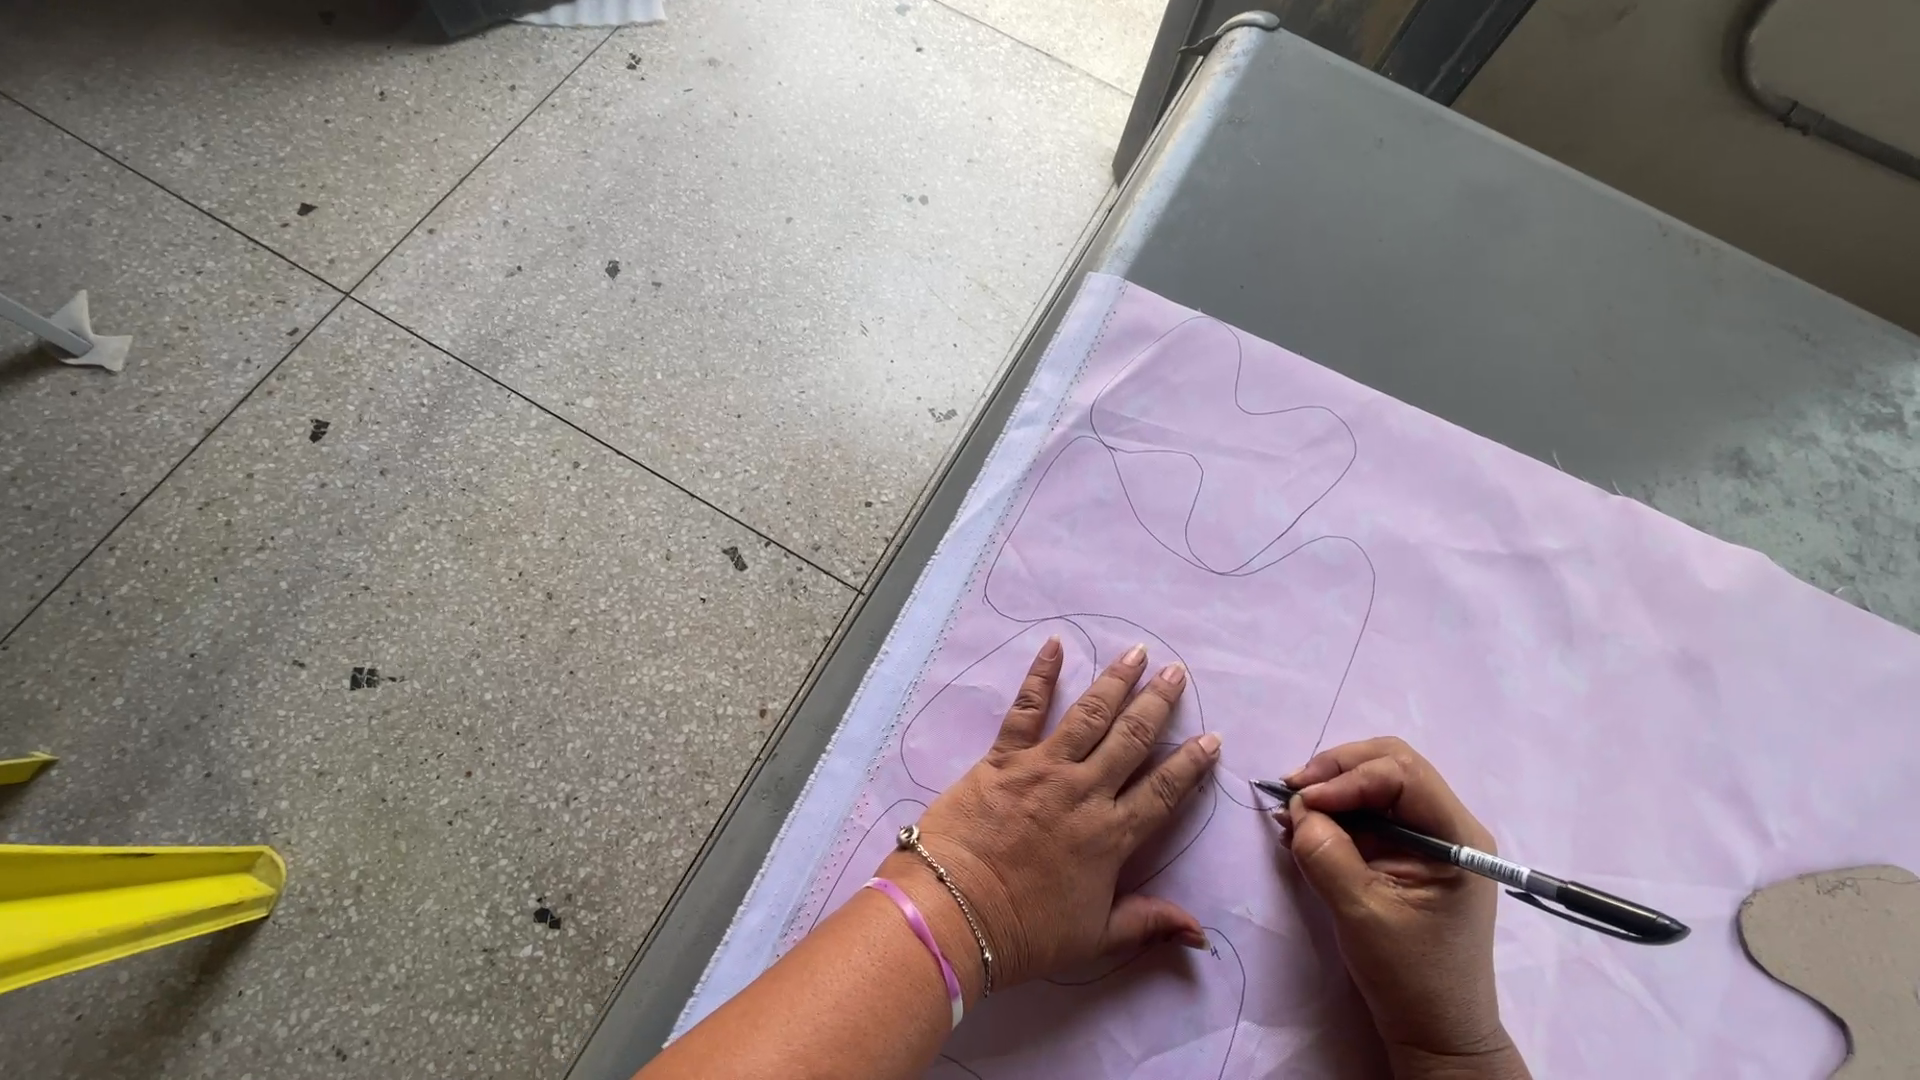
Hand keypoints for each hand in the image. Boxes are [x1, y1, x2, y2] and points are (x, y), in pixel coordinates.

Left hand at [883, 638, 1221, 995]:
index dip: (1190, 764)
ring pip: (1090, 715)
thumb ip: (1148, 924)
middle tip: (1177, 672)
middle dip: (1158, 703)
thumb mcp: (1095, 938)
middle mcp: (1085, 791)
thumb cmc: (1024, 931)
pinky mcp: (1004, 757)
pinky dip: (1041, 674)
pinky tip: (1054, 645)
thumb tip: (1200, 933)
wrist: (955, 911)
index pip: (1163, 791)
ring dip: (1116, 680)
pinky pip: (1027, 708)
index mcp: (1111, 835)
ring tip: (1137, 652)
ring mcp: (1044, 768)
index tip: (1211, 738)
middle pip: (1131, 738)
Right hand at [1278, 738, 1528, 1078]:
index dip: (1347, 777)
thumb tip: (1298, 807)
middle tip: (1292, 791)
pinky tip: (1303, 827)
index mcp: (1456, 839)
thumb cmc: (1408, 974)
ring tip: (1291, 811)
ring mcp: (1427, 836)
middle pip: (1389, 762)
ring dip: (1330, 787)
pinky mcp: (1405, 849)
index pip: (1401, 773)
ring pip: (1374, 780)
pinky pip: (1366, 809)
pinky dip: (1332, 809)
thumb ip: (1325, 850)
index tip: (1304, 802)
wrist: (1434, 1030)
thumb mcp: (1359, 910)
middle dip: (1335, 770)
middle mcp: (1447, 825)